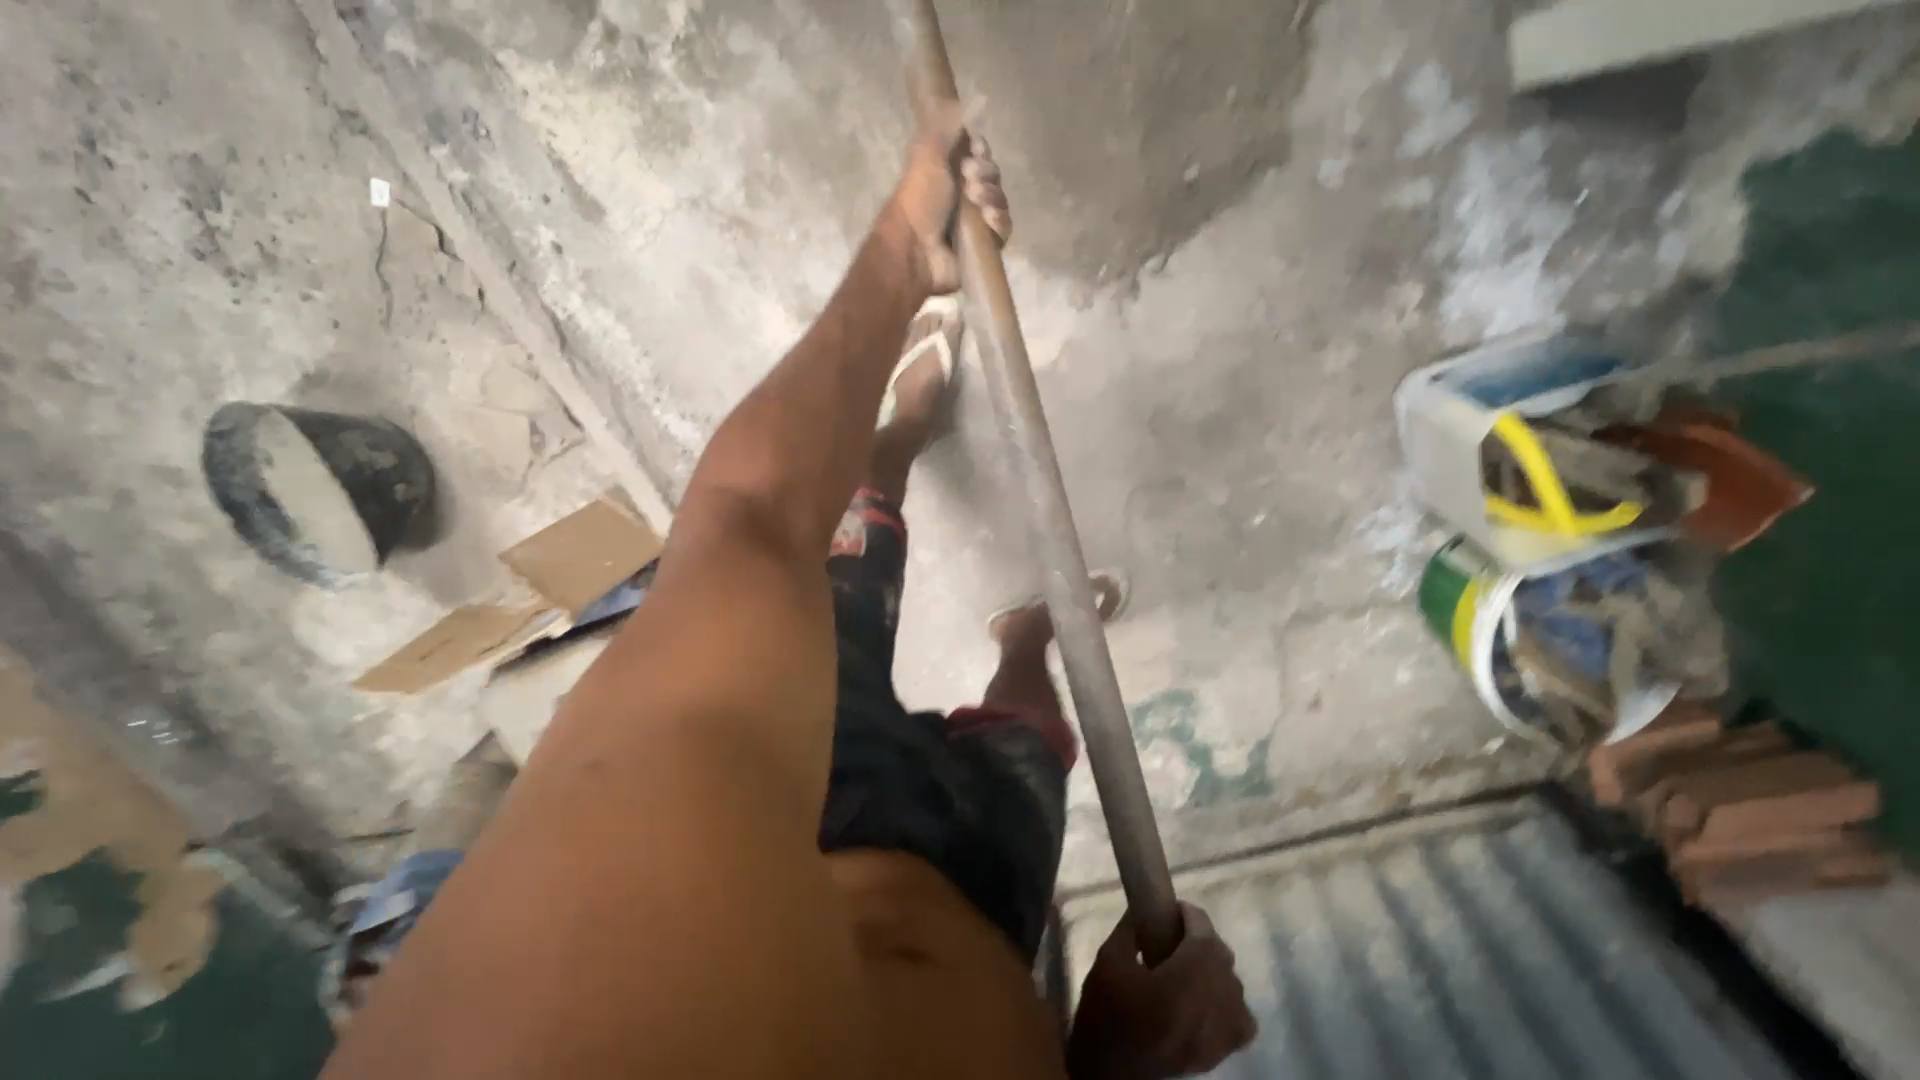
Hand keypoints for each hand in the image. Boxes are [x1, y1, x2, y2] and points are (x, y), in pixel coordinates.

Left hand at [885, 100, 1010, 296]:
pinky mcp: (985, 245)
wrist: (916, 248)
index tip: (974, 149)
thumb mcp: (929, 149)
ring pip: (1000, 200)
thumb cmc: (919, 197)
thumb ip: (952, 122)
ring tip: (974, 201)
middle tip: (968, 177)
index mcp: (948, 170)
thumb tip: (982, 97)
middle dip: (986, 173)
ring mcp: (975, 221)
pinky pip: (1004, 227)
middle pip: (993, 175)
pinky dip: (999, 221)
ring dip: (992, 196)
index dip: (981, 149)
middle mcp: (963, 194)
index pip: (980, 153)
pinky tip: (987, 220)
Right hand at [1067, 904, 1256, 1079]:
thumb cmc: (1106, 1012)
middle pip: (1222, 957)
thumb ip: (1130, 928)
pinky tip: (1209, 1002)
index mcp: (1187, 977)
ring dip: (1214, 969)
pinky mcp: (1219, 1052)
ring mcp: (1221, 1031)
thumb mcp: (1108, 958)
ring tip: (1188, 967)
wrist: (1108, 1070)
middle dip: (1202, 940)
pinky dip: (1232, 1005)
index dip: (1192, 916)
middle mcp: (1213, 1002)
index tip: (1173, 909)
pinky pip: (1242, 1020)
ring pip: (1233, 985)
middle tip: (1175, 935)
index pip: (1204, 933)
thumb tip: (1144, 908)